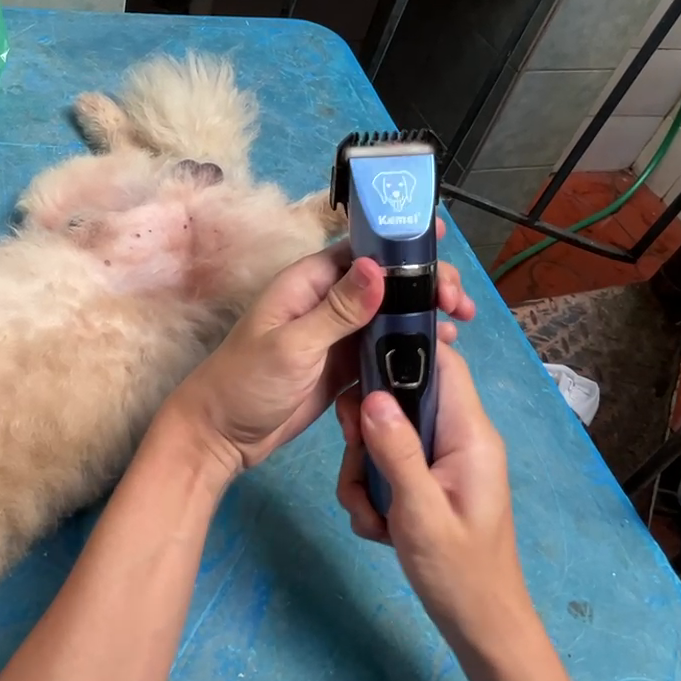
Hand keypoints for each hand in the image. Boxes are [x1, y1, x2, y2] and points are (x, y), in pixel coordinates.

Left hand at [164, 219, 475, 475]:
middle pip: (382, 281)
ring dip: (421, 315)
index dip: (400, 244)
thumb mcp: (292, 345)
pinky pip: (382, 349)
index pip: (360, 250)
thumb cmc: (247, 382)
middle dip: (422, 284)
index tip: (438, 243)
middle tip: (458, 302)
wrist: (222, 436)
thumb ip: (337, 310)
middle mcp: (325, 302)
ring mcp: (335, 335)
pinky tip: (439, 353)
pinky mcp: (342, 366)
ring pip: (388, 315)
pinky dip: (409, 348)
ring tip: (459, 325)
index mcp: (307, 283)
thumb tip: (378, 268)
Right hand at [334, 343, 528, 637]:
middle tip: (356, 460)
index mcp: (469, 433)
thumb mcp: (421, 513)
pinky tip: (379, 527)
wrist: (481, 631)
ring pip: (384, 435)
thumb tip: (372, 395)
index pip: (441, 361)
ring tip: (372, 514)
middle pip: (399, 398)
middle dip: (366, 429)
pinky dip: (372, 492)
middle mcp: (457, 436)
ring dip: (364, 472)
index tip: (356, 363)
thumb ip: (397, 452)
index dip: (401, 346)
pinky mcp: (426, 480)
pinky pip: (385, 465)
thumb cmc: (460, 574)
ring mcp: (440, 459)